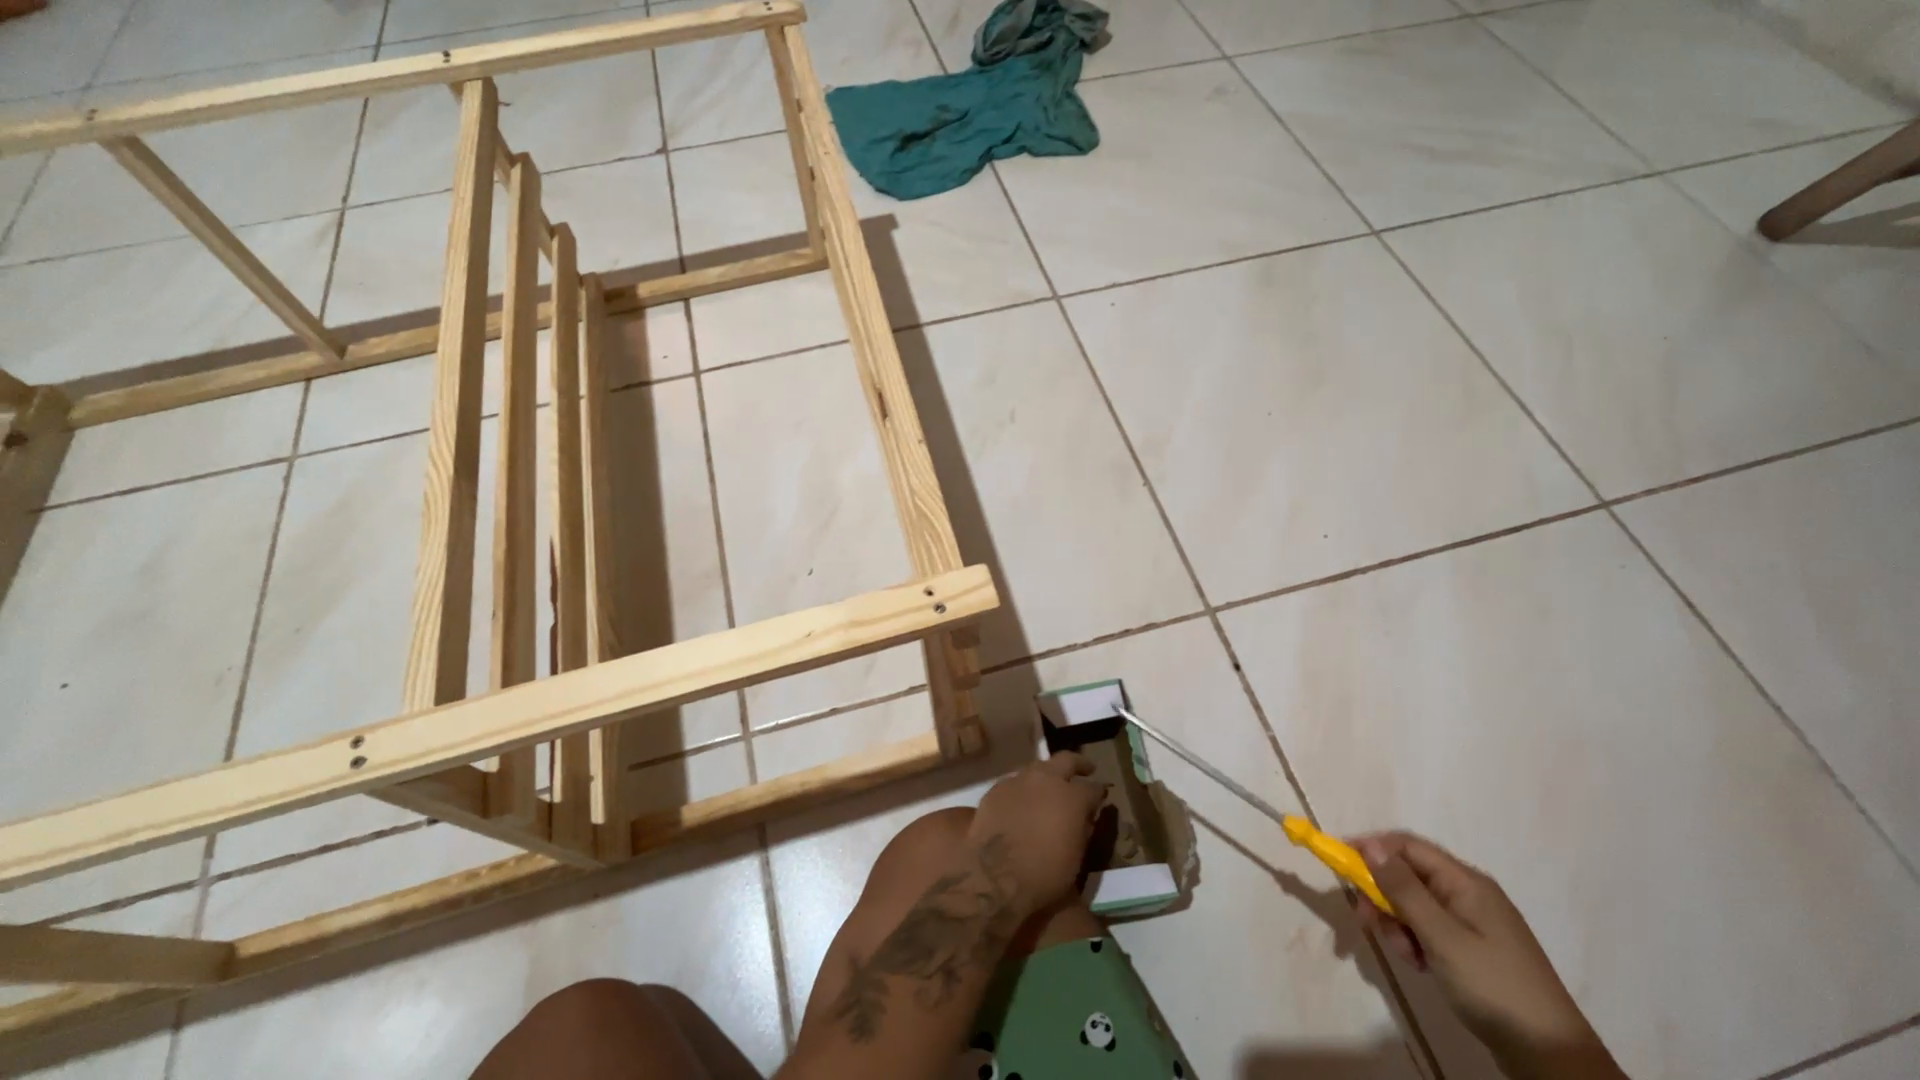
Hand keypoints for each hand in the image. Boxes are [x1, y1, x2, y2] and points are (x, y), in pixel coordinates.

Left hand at [966, 754, 1104, 915]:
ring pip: (1037, 768)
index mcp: (1073, 797)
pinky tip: (1021, 802)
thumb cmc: (1044, 875)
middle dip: (1078, 765)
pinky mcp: (995, 790)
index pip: (1094, 788)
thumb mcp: (1076, 857)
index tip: (1100, 798)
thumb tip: (1083, 818)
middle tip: (1085, 770)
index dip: (1099, 794)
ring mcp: (1018, 781)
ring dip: (1047, 776)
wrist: (994, 877)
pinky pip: (1014, 783)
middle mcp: (1047, 780)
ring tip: (1049, 788)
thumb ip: (1082, 830)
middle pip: (1066, 760)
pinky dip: (1023, 789)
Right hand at [1351, 833, 1626, 1079]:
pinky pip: (1429, 930)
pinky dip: (1415, 942)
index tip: (1338, 866)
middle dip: (1382, 895)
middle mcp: (1468, 893)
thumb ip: (1403, 889)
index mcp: (1466, 882)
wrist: (1546, 1048)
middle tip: (1368, 924)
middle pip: (1408, 876)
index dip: (1371, 849)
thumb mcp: (1441, 935)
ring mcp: (1472, 922)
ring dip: (1398, 924)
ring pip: (1415, 906)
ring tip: (1407, 956)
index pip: (1408, 846)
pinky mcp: (1471, 948)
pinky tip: (1421, 965)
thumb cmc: (1491, 983)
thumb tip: (1370, 844)